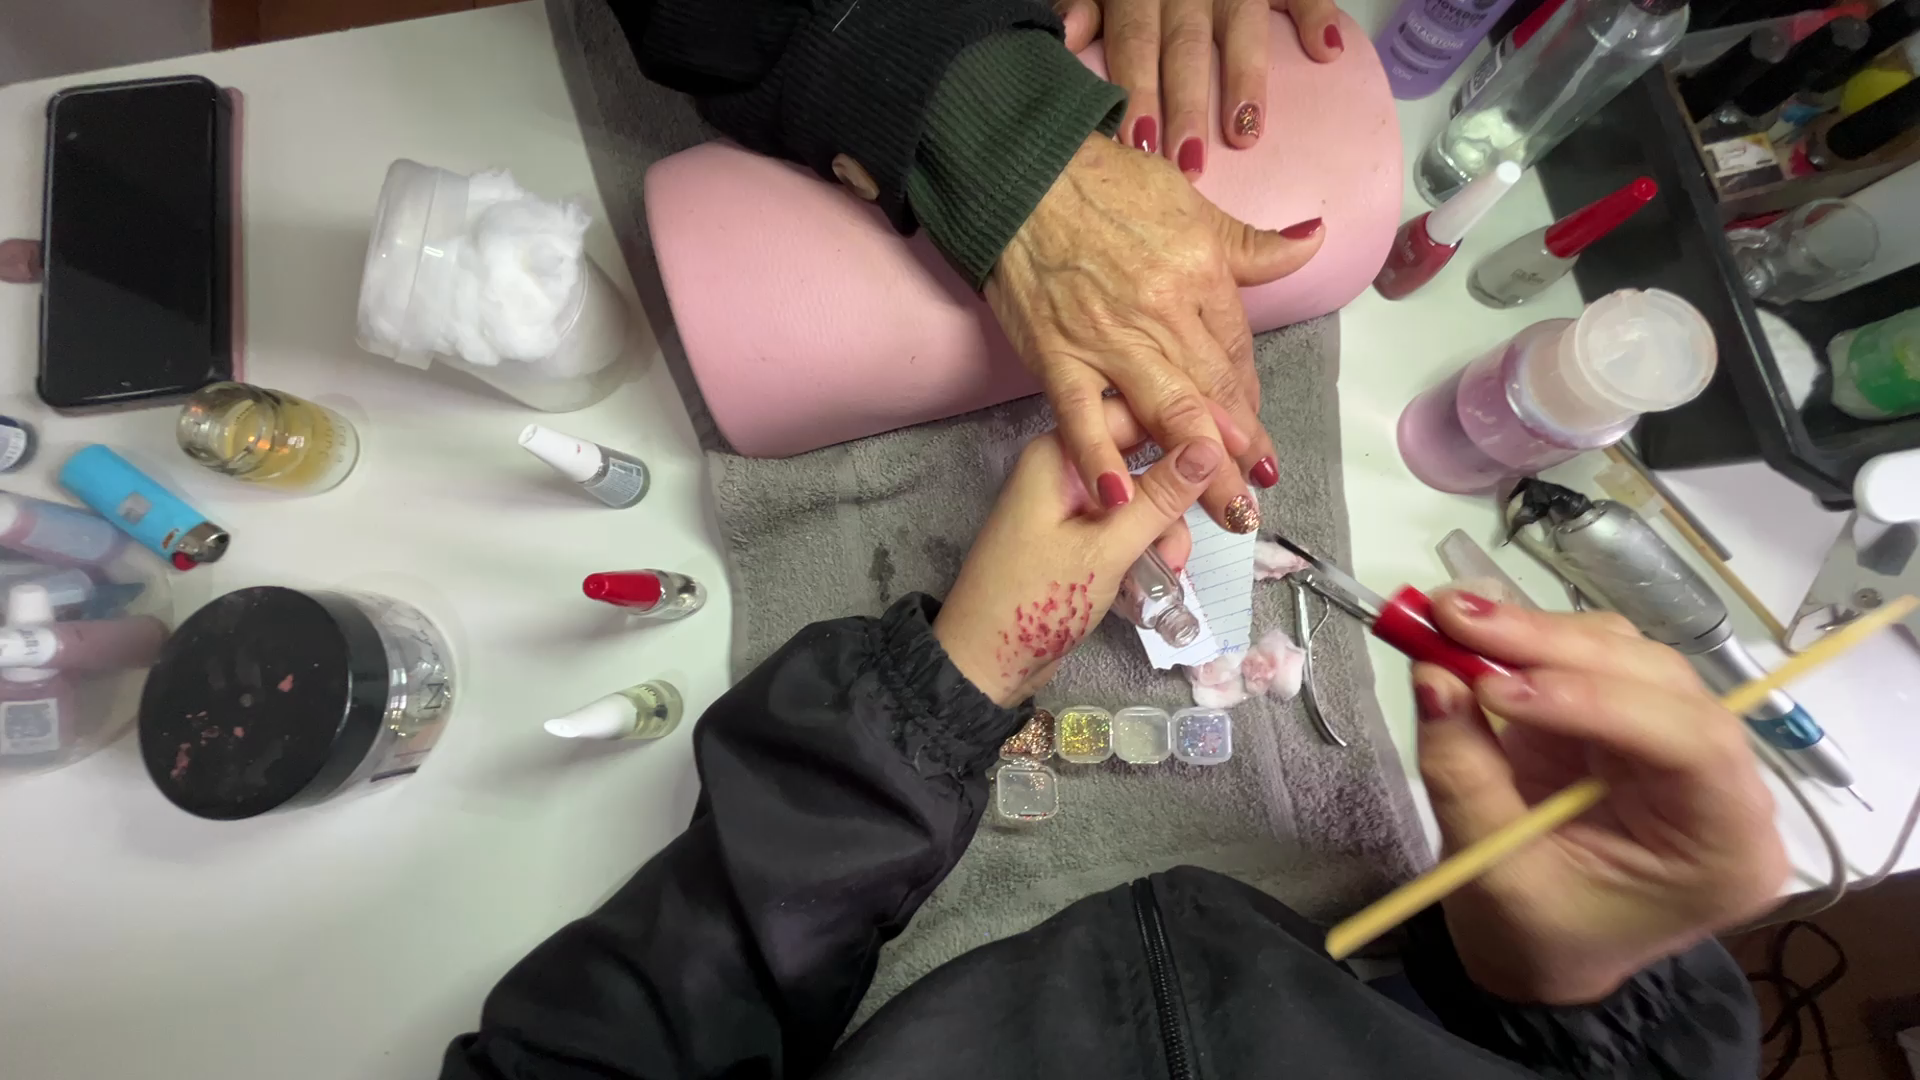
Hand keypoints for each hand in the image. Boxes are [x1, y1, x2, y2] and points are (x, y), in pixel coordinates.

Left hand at [934, 408, 1227, 704]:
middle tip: (1226, 521)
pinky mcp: (1073, 535)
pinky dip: (1144, 546)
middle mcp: (1063, 466)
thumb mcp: (1106, 548)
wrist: (982, 660)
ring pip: (1138, 498)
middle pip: (1143, 458)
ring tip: (1171, 570)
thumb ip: (1161, 497)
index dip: (1192, 429)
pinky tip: (1156, 576)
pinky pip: (1122, 525)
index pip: (1137, 413)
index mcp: (1059, 452)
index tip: (1242, 452)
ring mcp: (1067, 502)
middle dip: (1180, 495)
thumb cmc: (1037, 599)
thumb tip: (1211, 444)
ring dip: (1163, 530)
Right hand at [986, 134, 1322, 534]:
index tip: (1255, 445)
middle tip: (1251, 503)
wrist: (1023, 178)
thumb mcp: (1189, 202)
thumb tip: (1313, 238)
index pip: (1236, 355)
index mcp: (1200, 276)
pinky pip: (1082, 415)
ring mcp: (1108, 341)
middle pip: (1212, 396)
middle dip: (1236, 454)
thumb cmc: (1104, 185)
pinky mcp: (1057, 356)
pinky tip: (1119, 498)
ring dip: (1194, 468)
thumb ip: (1250, 242)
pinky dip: (1099, 457)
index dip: (1248, 406)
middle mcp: (1163, 315)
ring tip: (1216, 515)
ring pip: (1163, 412)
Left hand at [1057, 0, 1345, 169]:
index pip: (1134, 44)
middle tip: (1188, 164)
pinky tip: (1326, 52)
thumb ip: (1084, 6)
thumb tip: (1063, 34)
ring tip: (1245, 133)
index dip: (1136, 91)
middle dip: (1186, 107)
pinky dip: (1316, 13)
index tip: (1138, 144)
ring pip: (1240, 25)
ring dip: (1244, 79)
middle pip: (1184, 47)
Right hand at [1413, 592, 1788, 1004]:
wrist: (1532, 947)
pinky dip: (1522, 638)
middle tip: (1450, 615)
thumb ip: (1460, 771)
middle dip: (1547, 642)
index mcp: (1717, 843)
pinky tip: (1472, 632)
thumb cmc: (1527, 931)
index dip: (1590, 700)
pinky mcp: (1610, 720)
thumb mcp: (1488, 867)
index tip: (1492, 691)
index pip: (1687, 742)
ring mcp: (1661, 742)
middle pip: (1655, 678)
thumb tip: (1431, 674)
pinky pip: (1579, 658)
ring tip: (1451, 618)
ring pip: (1620, 653)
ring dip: (1533, 630)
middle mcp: (1711, 781)